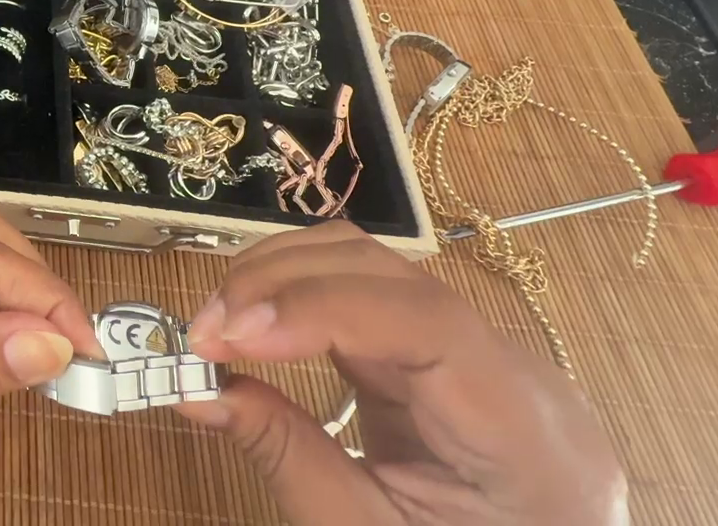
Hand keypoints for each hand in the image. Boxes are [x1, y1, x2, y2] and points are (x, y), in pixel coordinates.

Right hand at [175, 221, 627, 525]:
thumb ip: (288, 459)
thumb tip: (195, 388)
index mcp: (522, 432)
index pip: (423, 319)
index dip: (316, 307)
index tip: (228, 336)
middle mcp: (508, 365)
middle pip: (381, 269)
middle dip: (275, 284)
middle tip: (202, 334)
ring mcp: (468, 344)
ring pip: (359, 258)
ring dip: (272, 275)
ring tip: (216, 324)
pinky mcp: (428, 343)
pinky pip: (352, 287)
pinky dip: (288, 289)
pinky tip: (250, 321)